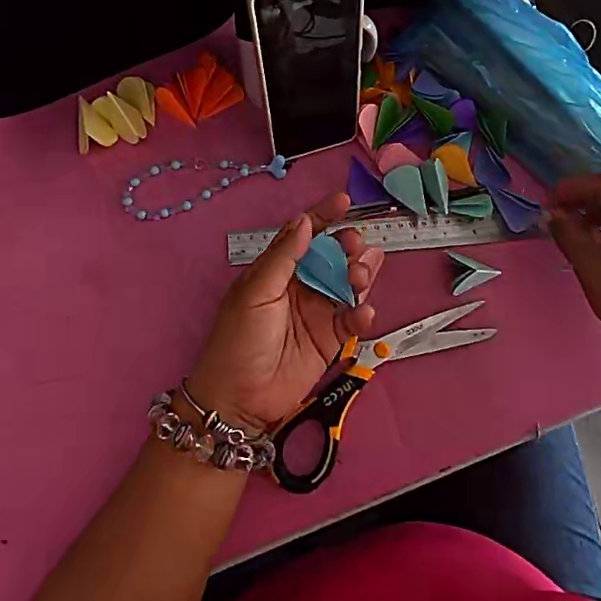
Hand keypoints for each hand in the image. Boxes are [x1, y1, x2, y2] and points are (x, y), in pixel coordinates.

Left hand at [188, 193, 384, 434]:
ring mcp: (319, 311)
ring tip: (358, 278)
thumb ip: (283, 257)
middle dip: (348, 246)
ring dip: (360, 274)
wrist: (239, 399)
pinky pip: (354, 318)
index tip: (343, 202)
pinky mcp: (332, 338)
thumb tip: (304, 222)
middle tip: (354, 246)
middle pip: (334, 256)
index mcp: (278, 270)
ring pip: (349, 282)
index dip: (323, 216)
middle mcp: (302, 286)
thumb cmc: (237, 341)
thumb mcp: (254, 293)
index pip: (305, 235)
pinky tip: (361, 313)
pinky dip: (363, 313)